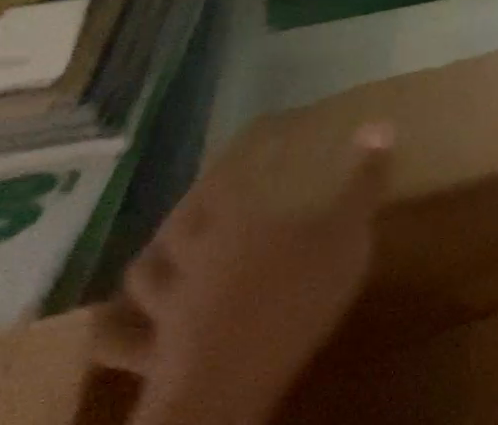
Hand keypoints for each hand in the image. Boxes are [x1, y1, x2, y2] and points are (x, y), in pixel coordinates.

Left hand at [93, 123, 394, 424]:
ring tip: (158, 249)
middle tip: (203, 196)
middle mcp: (193, 253)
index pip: (230, 178)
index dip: (239, 161)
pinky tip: (116, 321)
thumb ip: (363, 183)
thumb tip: (381, 124)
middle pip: (182, 223)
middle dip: (192, 206)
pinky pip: (124, 337)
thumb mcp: (348, 230)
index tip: (253, 143)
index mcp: (237, 220)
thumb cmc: (298, 291)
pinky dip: (118, 326)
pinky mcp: (155, 351)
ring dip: (150, 258)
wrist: (235, 374)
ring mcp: (167, 304)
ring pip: (146, 273)